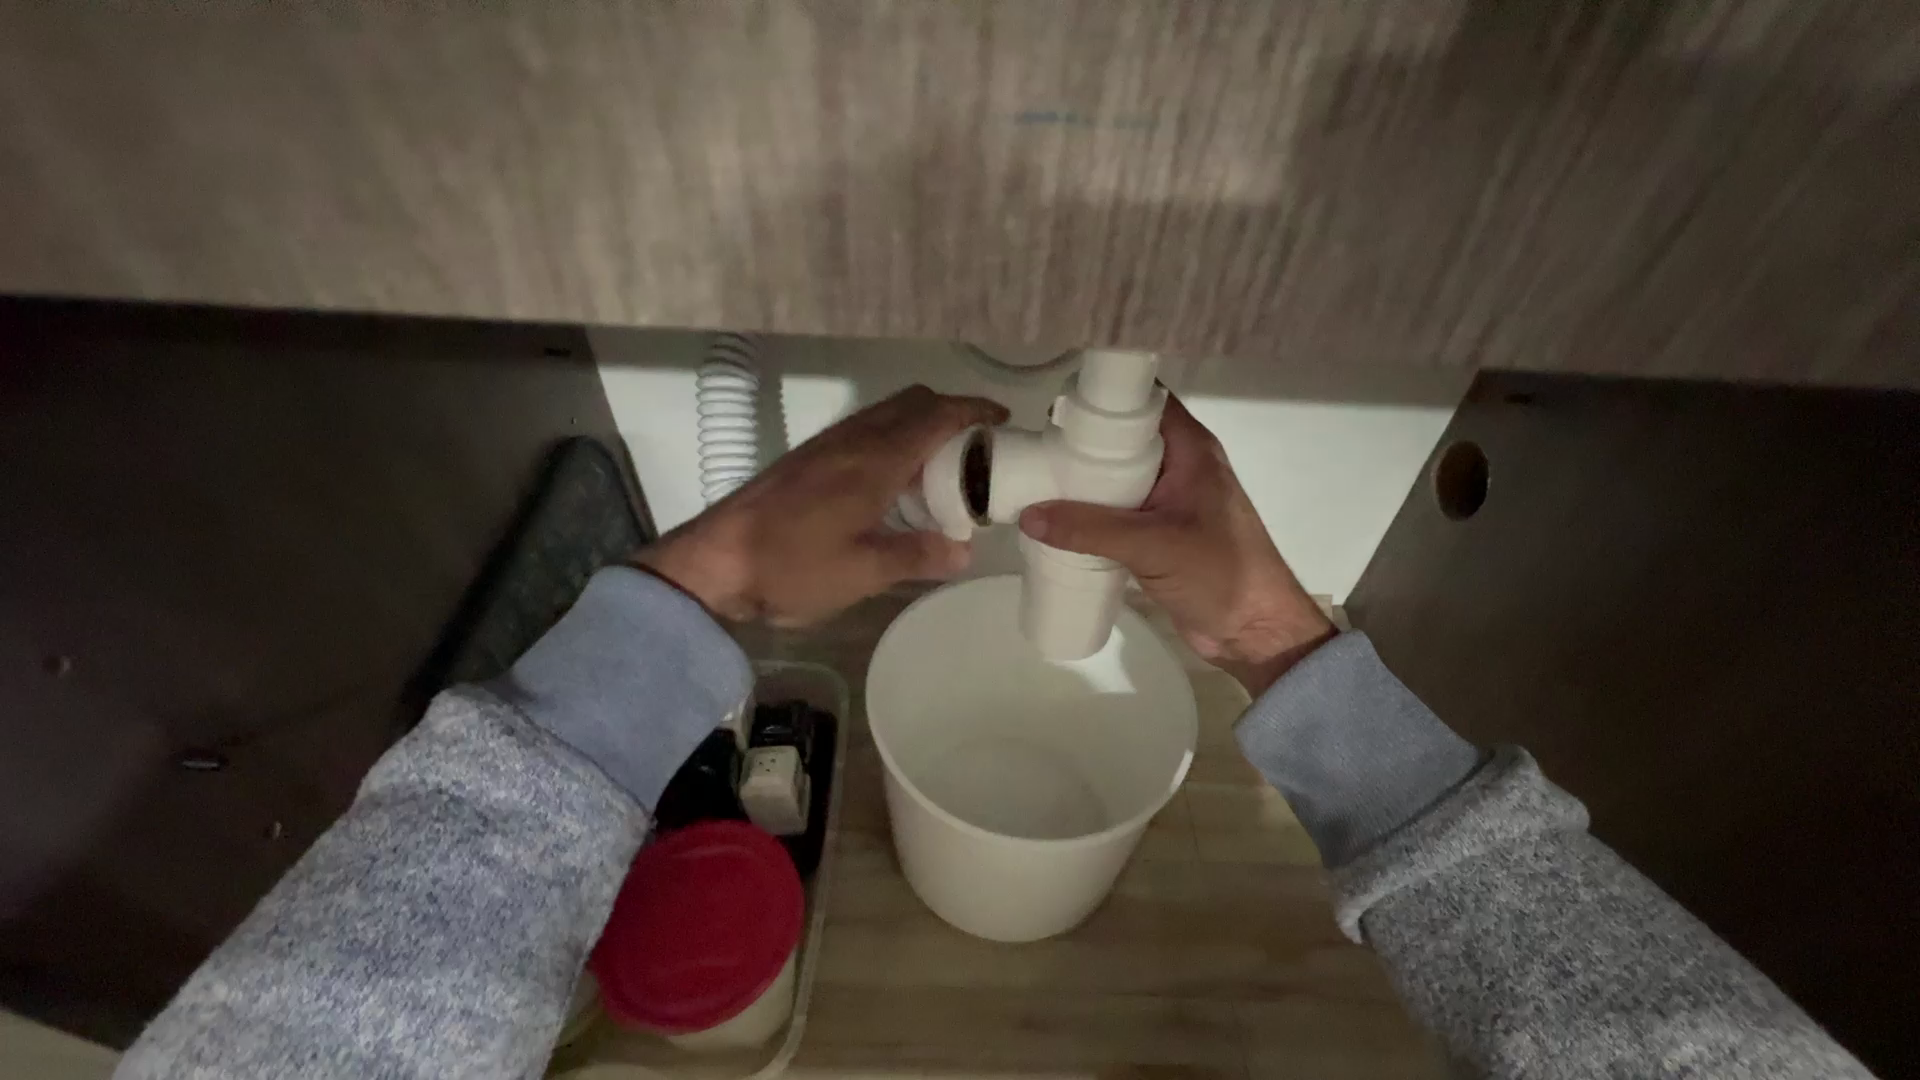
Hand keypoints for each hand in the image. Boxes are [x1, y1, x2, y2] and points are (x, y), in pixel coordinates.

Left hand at [636, 386, 1007, 625]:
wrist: (714, 561)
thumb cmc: (792, 565)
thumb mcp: (863, 572)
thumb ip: (917, 556)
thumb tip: (963, 550)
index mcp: (875, 458)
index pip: (937, 415)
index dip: (974, 412)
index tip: (1003, 423)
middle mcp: (853, 439)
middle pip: (913, 402)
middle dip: (950, 414)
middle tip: (976, 451)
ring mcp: (827, 445)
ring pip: (886, 414)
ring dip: (920, 426)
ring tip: (941, 469)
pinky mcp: (808, 458)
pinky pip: (865, 431)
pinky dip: (893, 440)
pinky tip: (892, 484)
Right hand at [1018, 394, 1333, 693]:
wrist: (1255, 632)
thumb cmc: (1220, 574)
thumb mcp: (1152, 545)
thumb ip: (1090, 529)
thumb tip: (1028, 515)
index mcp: (1190, 449)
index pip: (1146, 399)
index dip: (1105, 395)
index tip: (1058, 406)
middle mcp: (1179, 465)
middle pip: (1124, 436)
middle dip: (1082, 440)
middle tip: (1036, 446)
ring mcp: (1168, 501)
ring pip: (1118, 475)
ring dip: (1083, 479)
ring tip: (1037, 479)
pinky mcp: (1157, 532)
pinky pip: (1116, 509)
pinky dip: (1090, 510)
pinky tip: (1058, 519)